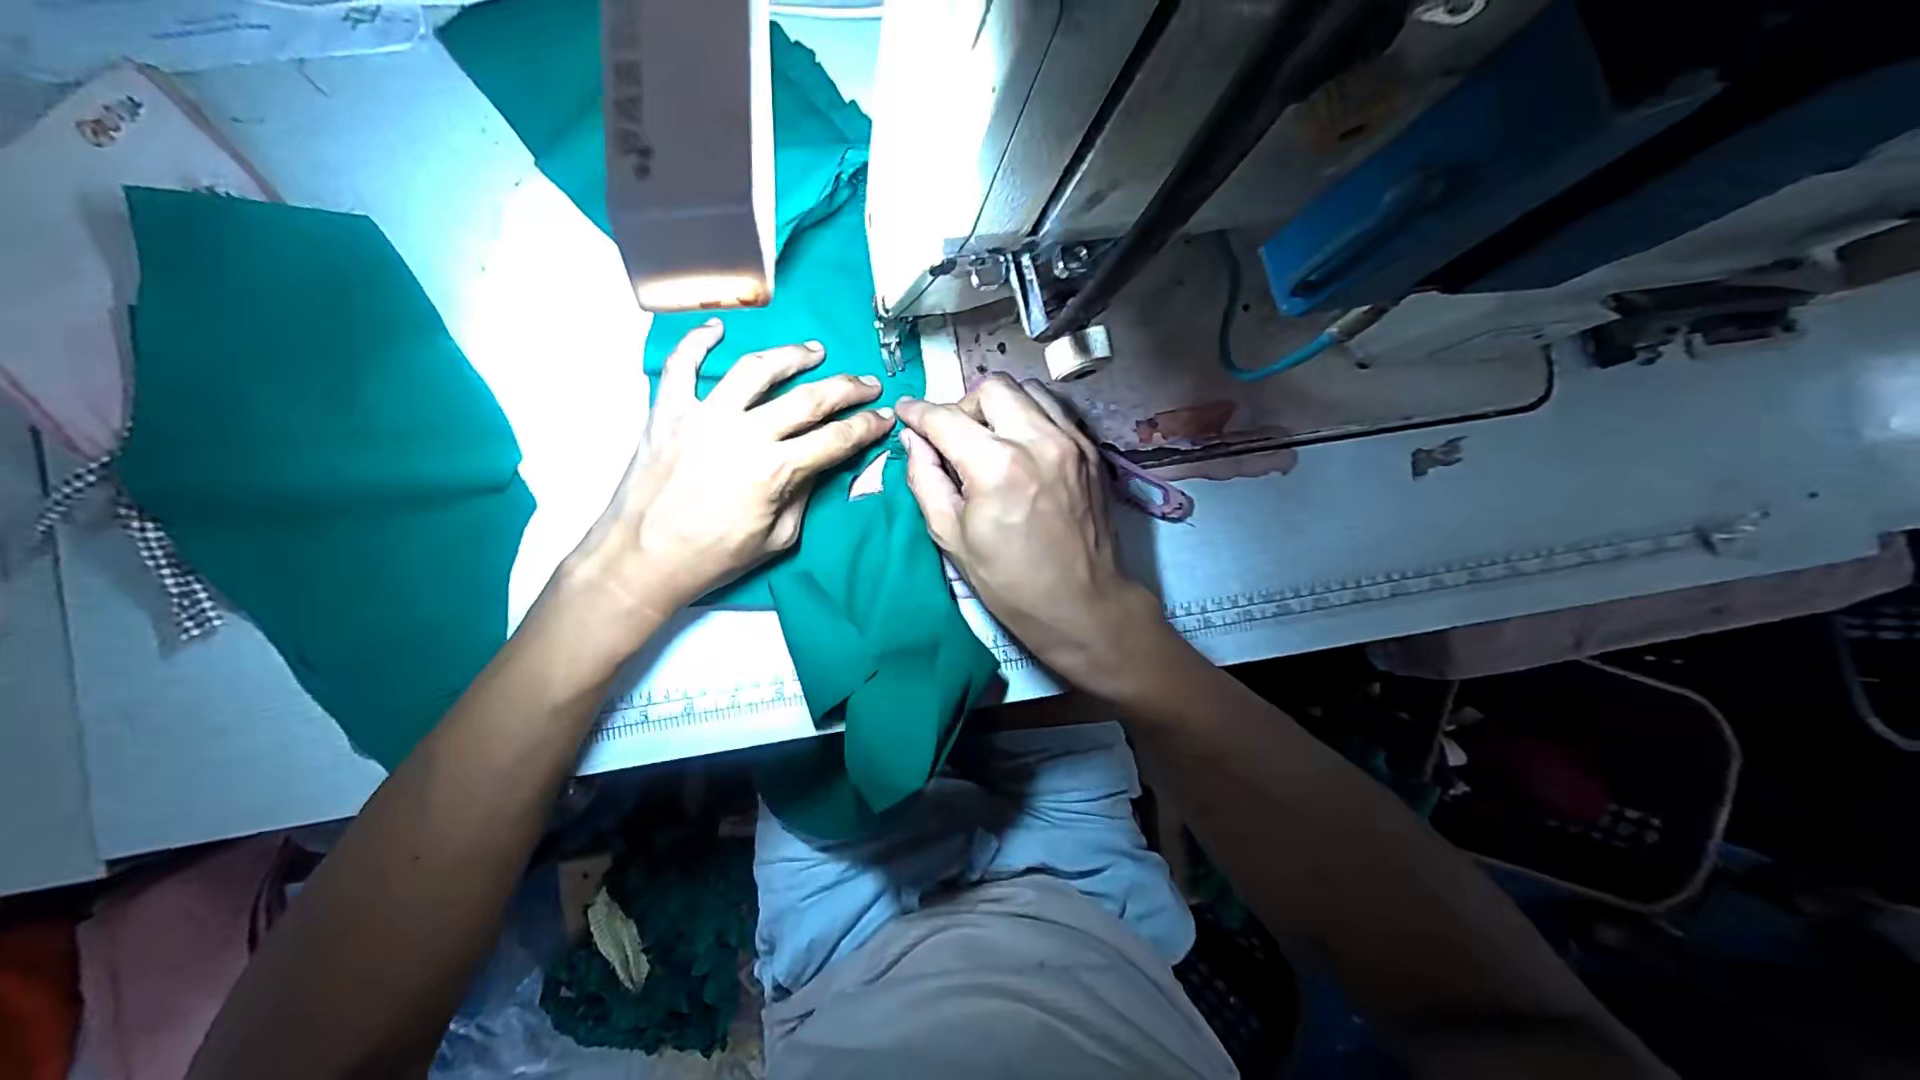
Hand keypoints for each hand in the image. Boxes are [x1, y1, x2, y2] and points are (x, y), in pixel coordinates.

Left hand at [565, 321, 893, 632]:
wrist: (642, 558)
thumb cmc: (713, 557)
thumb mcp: (777, 538)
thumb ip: (804, 494)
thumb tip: (822, 462)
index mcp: (776, 470)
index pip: (836, 439)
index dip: (867, 427)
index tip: (884, 417)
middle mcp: (745, 433)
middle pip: (809, 398)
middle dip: (847, 388)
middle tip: (866, 382)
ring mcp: (704, 416)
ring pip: (757, 370)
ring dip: (791, 356)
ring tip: (813, 351)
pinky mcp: (669, 411)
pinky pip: (683, 366)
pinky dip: (698, 342)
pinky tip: (717, 329)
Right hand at [895, 374, 1167, 694]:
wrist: (1082, 603)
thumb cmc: (1010, 582)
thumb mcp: (951, 537)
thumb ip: (925, 479)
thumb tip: (915, 440)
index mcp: (996, 467)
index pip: (946, 418)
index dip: (918, 413)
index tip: (906, 412)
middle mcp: (1037, 441)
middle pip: (991, 387)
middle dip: (963, 405)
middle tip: (956, 438)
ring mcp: (1071, 442)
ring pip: (1027, 390)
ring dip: (1000, 407)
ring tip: (991, 440)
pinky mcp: (1091, 450)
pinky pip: (1054, 410)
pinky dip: (1030, 417)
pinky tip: (1022, 448)